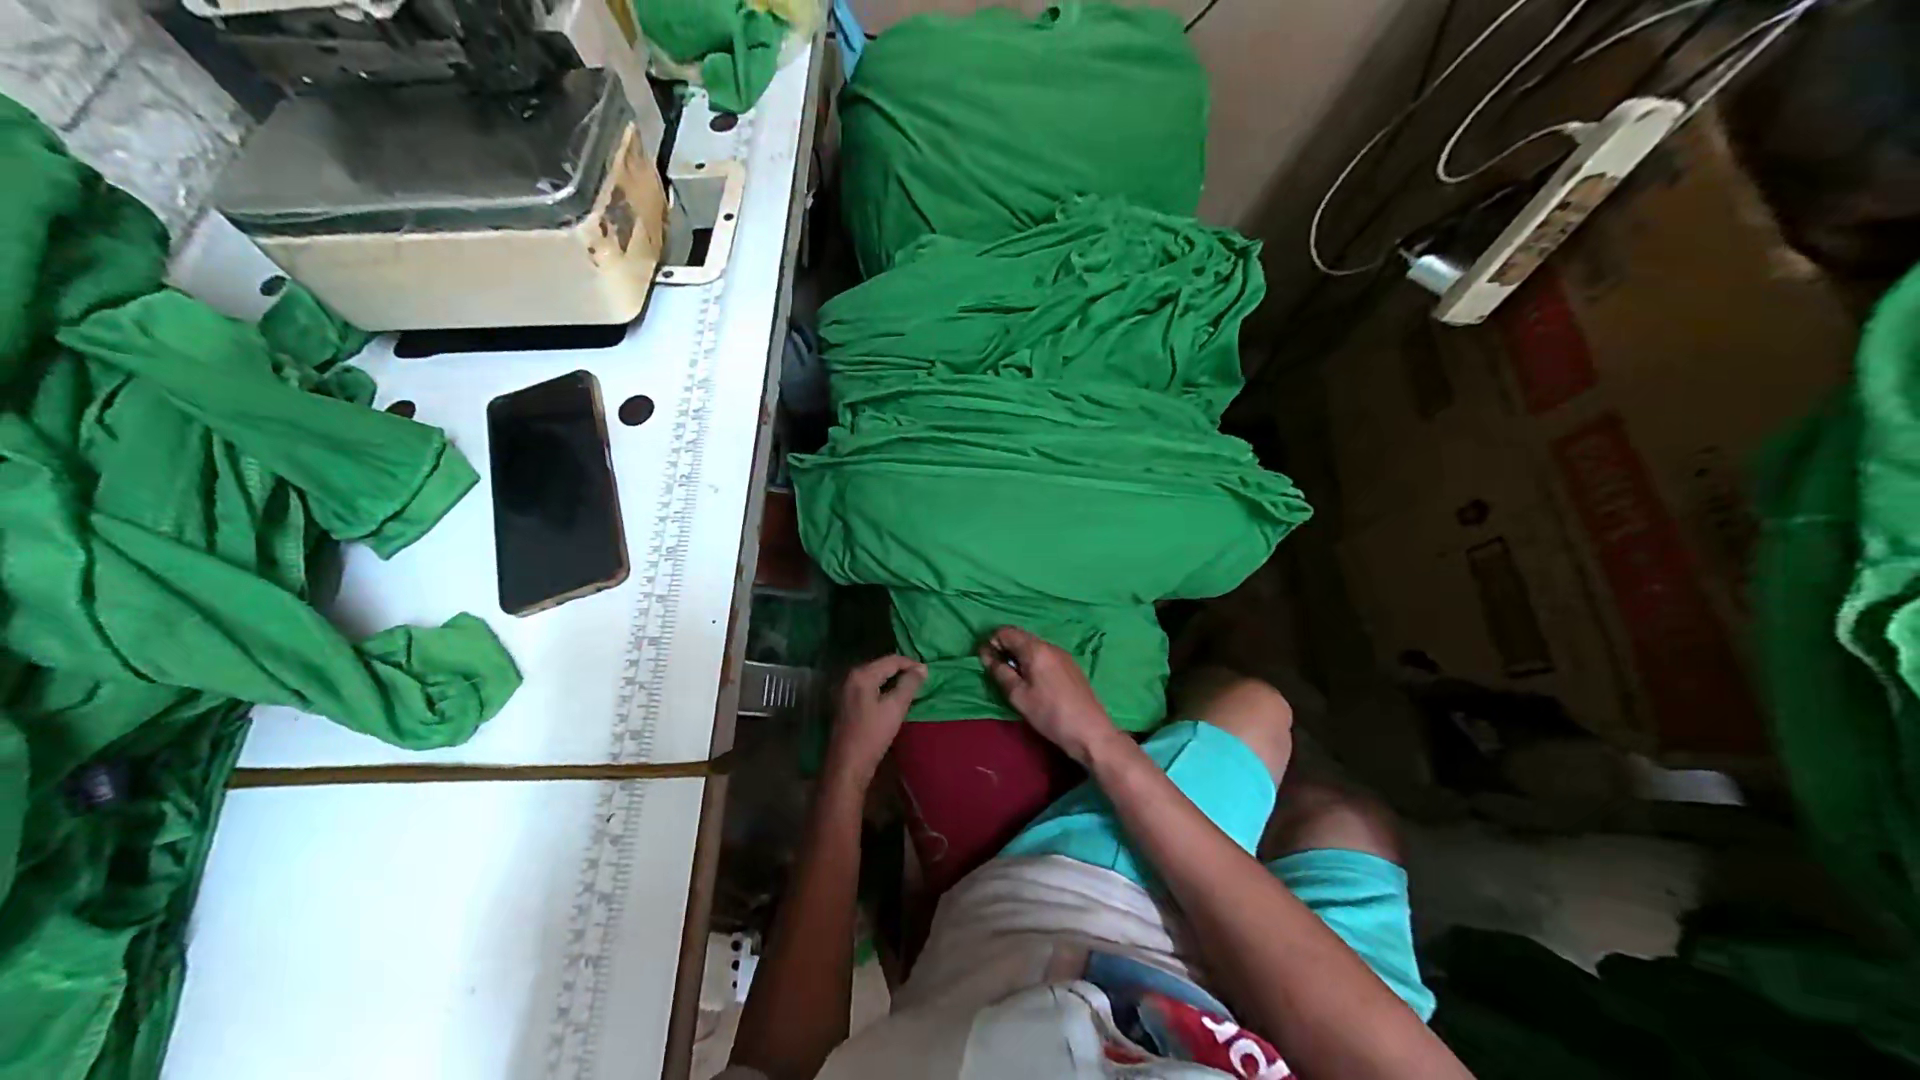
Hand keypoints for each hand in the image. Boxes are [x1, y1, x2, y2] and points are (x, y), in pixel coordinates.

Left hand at [823, 654, 925, 788]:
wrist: (847, 765)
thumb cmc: (872, 735)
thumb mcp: (895, 708)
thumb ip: (909, 684)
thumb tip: (922, 668)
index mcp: (861, 675)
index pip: (891, 660)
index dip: (911, 663)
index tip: (927, 672)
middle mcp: (850, 677)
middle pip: (881, 666)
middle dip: (901, 670)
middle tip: (920, 679)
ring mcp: (845, 690)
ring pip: (874, 677)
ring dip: (892, 679)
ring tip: (910, 687)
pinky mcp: (845, 702)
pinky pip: (868, 687)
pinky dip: (882, 688)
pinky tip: (892, 698)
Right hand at [978, 626, 1124, 766]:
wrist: (1090, 731)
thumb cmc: (1050, 714)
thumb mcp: (1018, 696)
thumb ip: (1000, 672)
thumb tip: (986, 654)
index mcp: (1036, 649)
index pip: (1006, 631)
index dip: (992, 643)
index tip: (987, 662)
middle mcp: (1050, 646)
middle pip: (1021, 637)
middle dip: (1005, 650)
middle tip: (998, 673)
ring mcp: (1063, 655)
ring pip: (1033, 647)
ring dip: (1019, 657)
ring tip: (1015, 681)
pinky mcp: (1070, 666)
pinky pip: (1045, 656)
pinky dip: (1033, 663)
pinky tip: (1034, 683)